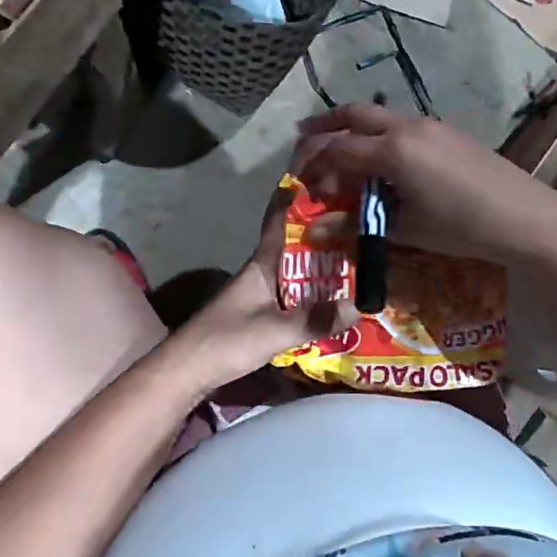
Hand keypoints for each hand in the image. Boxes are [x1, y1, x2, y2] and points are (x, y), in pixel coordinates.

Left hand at [165, 185, 354, 394]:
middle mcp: (263, 272)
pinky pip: (297, 297)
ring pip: (300, 273)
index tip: (333, 186)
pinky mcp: (262, 316)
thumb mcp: (274, 331)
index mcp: (262, 264)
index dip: (304, 203)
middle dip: (328, 238)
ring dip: (325, 269)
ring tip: (363, 262)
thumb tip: (362, 306)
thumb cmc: (226, 340)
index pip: (283, 222)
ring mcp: (262, 294)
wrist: (189, 369)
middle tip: (366, 229)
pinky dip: (317, 295)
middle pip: (299, 248)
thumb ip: (315, 319)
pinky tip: (338, 302)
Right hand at [294, 103, 556, 264]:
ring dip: (352, 127)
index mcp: (393, 150)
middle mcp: (407, 127)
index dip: (315, 166)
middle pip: (354, 114)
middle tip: (302, 138)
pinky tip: (380, 158)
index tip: (303, 184)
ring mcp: (430, 125)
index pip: (338, 149)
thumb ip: (356, 226)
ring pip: (379, 115)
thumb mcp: (405, 229)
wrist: (528, 217)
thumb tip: (315, 230)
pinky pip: (400, 124)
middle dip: (324, 125)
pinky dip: (378, 134)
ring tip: (337, 147)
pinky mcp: (446, 132)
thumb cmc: (462, 227)